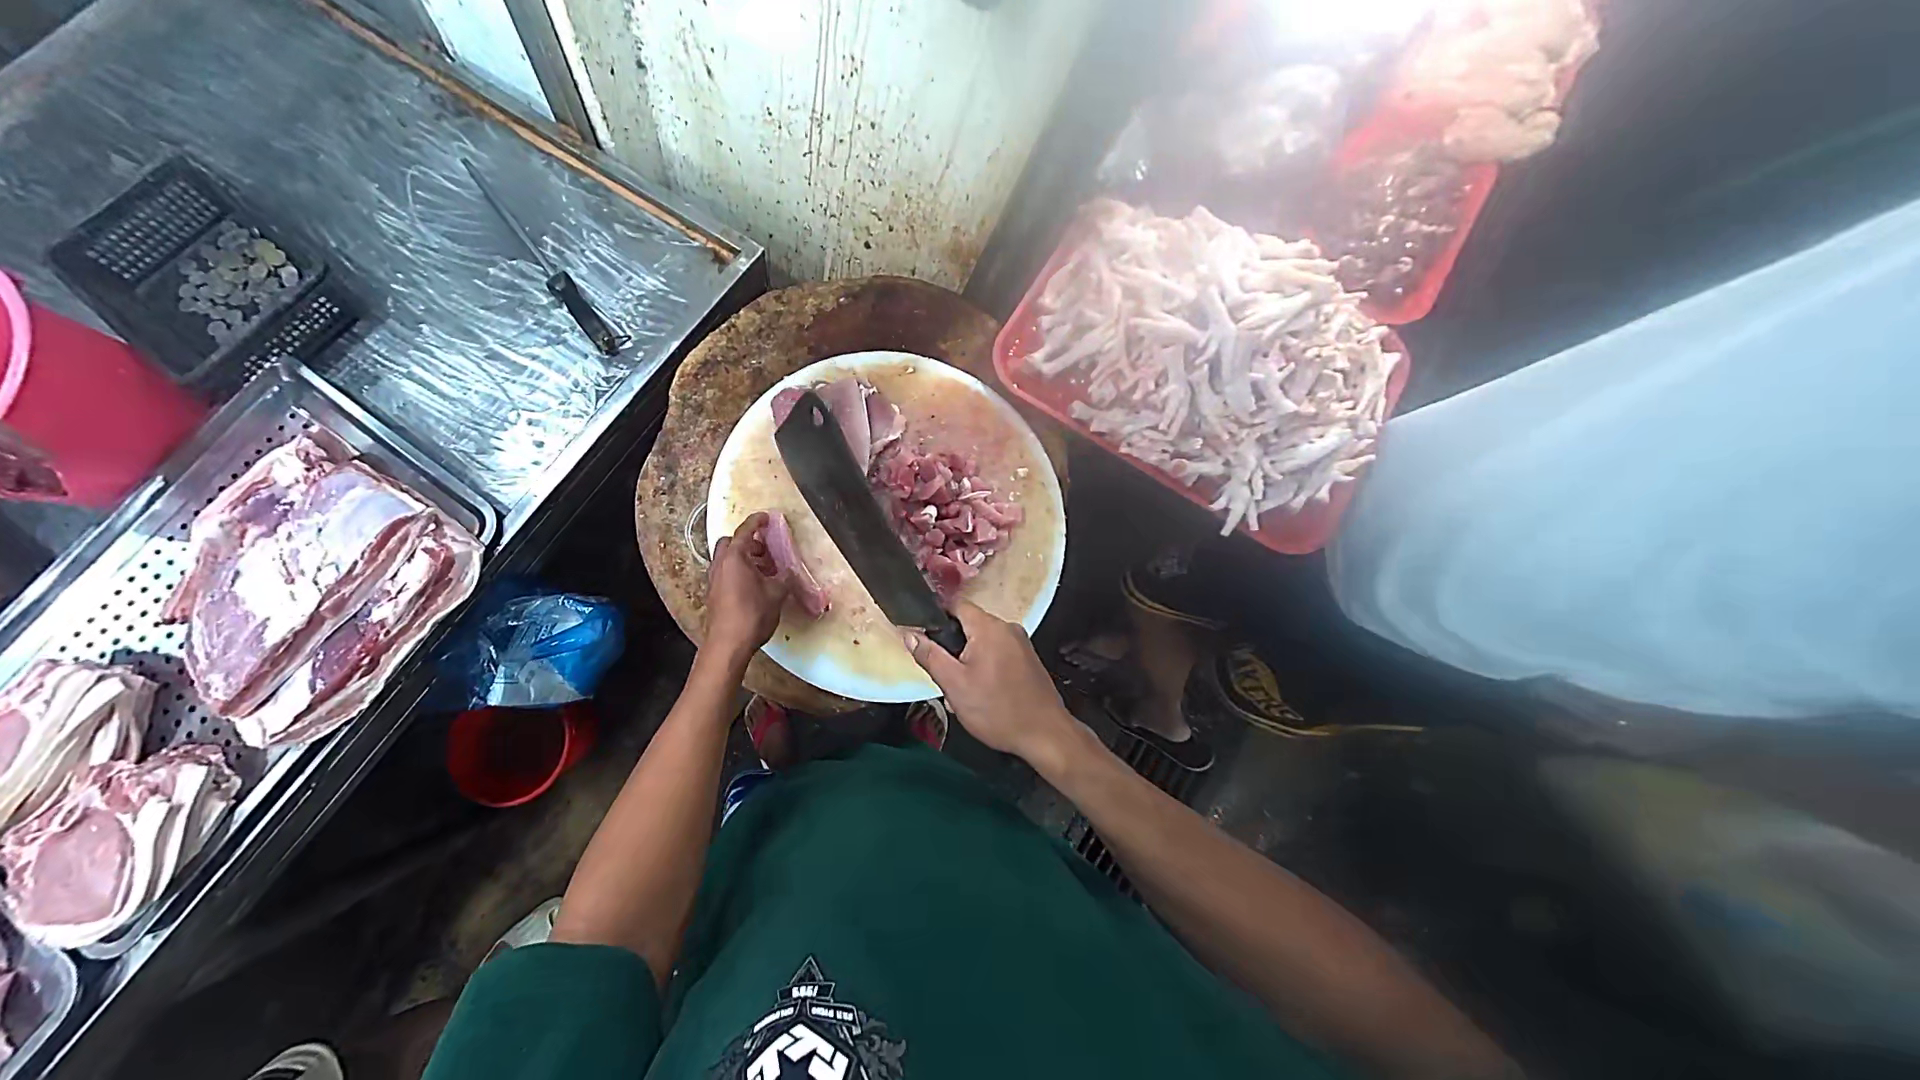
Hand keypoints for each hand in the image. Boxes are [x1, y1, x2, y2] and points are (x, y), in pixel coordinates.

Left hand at [703, 512, 790, 663]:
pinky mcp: (714, 594)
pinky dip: (739, 571)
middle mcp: (720, 565)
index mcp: (734, 557)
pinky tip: (756, 585)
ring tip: (766, 569)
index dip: (757, 522)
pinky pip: (726, 573)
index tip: (766, 517)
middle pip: (731, 543)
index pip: (745, 531)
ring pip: (727, 559)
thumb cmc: (752, 614)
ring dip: (745, 558)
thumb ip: (784, 577)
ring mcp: (714, 580)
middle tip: (767, 549)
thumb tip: (788, 572)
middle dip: (748, 542)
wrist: (728, 644)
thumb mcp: (777, 593)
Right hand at [900, 601, 1081, 765]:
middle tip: (946, 676)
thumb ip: (929, 655)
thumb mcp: (954, 684)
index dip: (936, 618)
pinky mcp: (1028, 660)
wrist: (1044, 734)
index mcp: (989, 627)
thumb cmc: (999, 711)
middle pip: (969, 626)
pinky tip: (984, 695)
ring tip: (965, 691)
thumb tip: (910, 635)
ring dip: (969, 662)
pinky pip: (999, 655)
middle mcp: (1008, 629)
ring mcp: (1021, 644)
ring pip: (983, 643)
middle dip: (953, 648)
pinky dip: (986, 669)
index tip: (925, 636)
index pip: (955, 605)